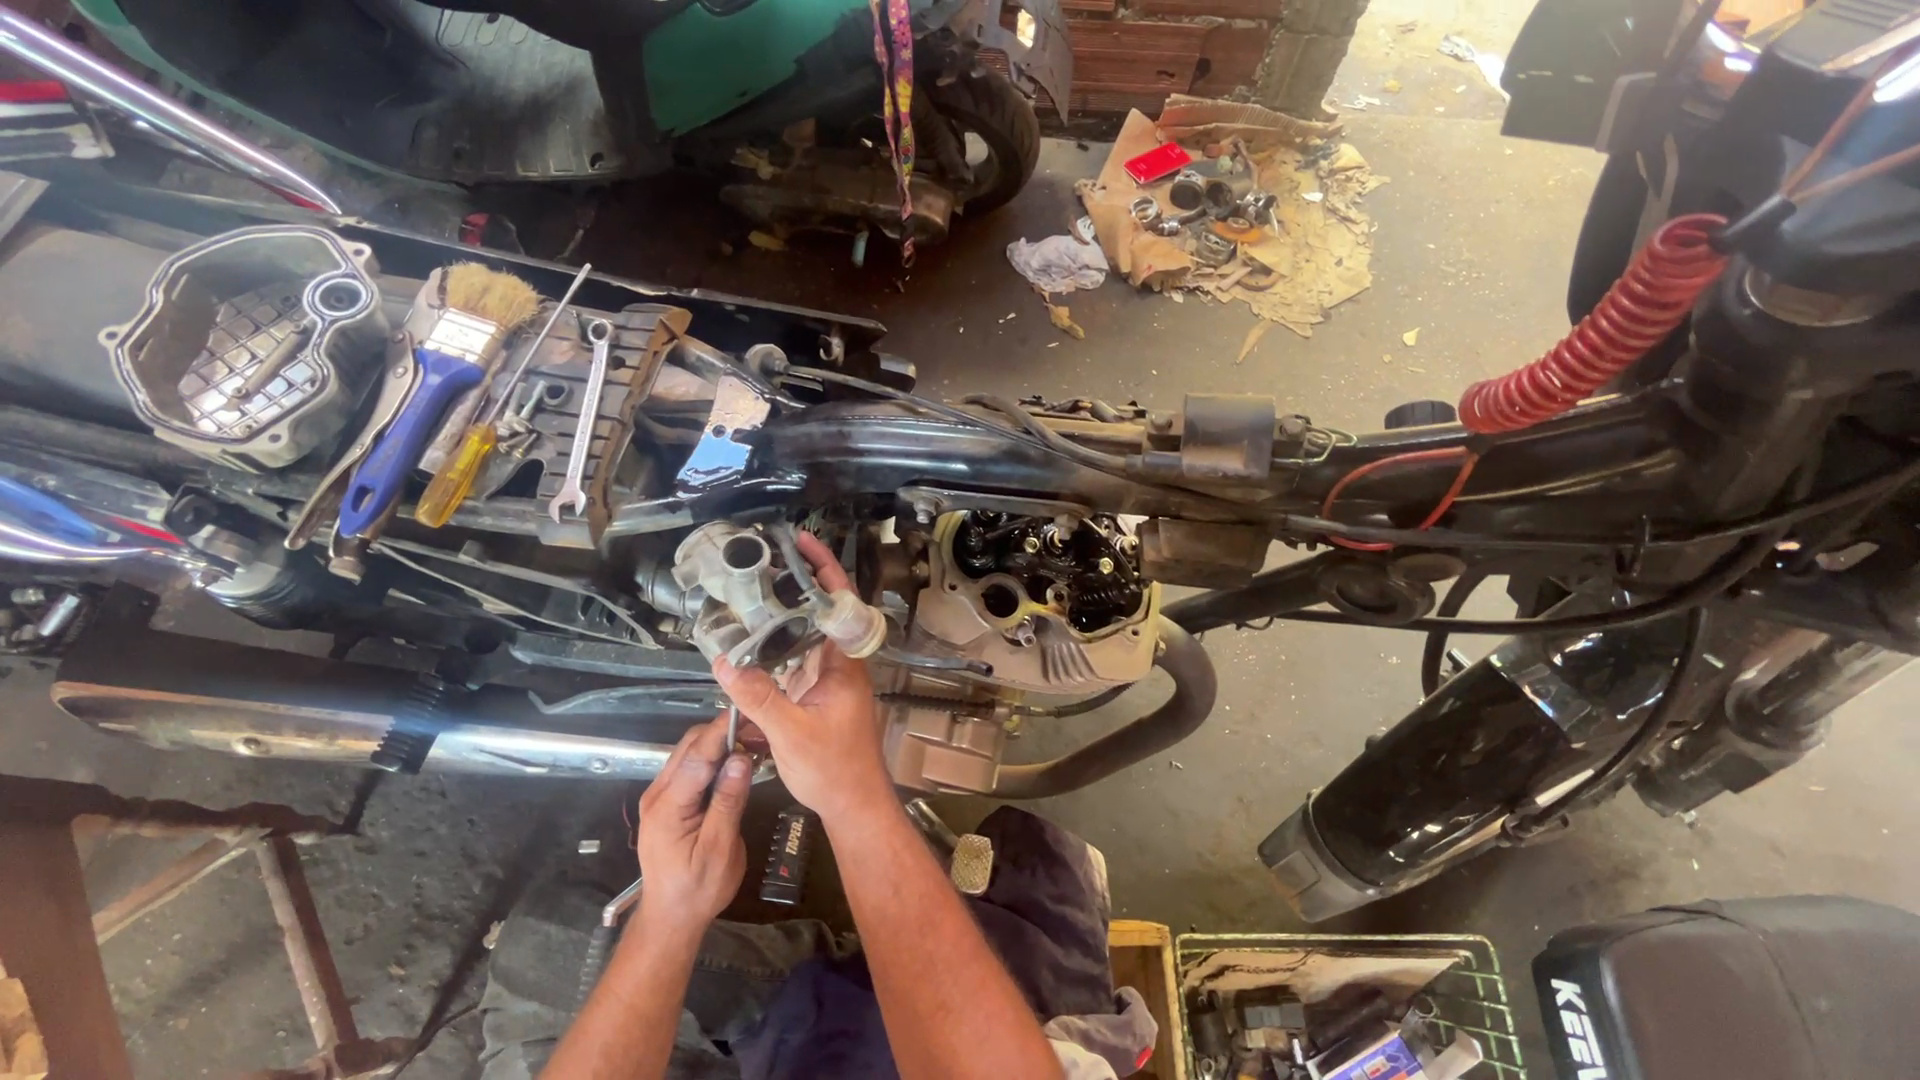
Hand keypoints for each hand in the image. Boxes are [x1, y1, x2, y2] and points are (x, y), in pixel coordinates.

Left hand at [633, 715, 752, 936]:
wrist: (671, 917)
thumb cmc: (697, 889)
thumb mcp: (719, 849)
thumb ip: (728, 802)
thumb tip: (741, 759)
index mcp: (668, 806)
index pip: (698, 755)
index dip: (723, 730)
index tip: (751, 712)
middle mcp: (658, 793)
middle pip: (690, 746)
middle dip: (723, 731)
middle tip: (760, 727)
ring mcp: (661, 796)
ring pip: (690, 753)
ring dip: (719, 742)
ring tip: (753, 739)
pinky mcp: (670, 800)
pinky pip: (691, 767)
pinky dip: (714, 757)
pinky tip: (737, 760)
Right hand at [714, 531, 892, 826]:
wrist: (853, 804)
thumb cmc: (834, 769)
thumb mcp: (791, 732)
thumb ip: (759, 697)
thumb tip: (724, 662)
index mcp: (845, 664)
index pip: (840, 602)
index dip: (824, 568)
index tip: (802, 542)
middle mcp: (841, 664)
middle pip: (822, 612)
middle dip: (797, 584)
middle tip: (765, 561)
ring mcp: (830, 679)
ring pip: (808, 636)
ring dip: (785, 615)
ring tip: (753, 592)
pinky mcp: (819, 695)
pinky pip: (798, 660)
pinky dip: (778, 647)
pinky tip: (753, 644)